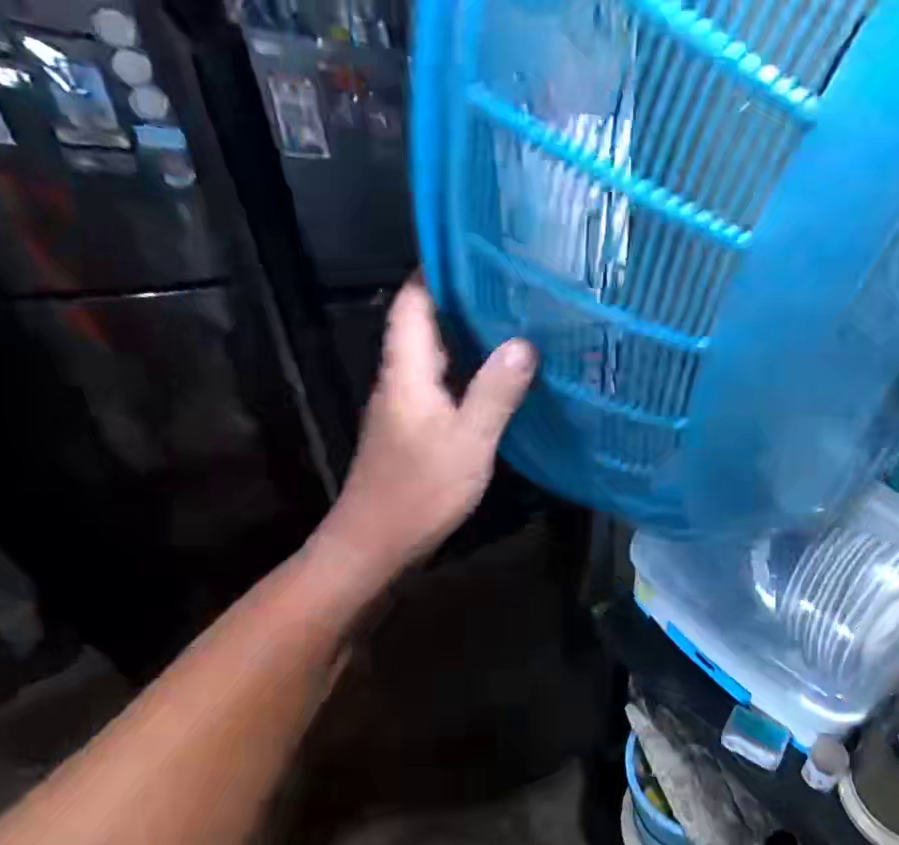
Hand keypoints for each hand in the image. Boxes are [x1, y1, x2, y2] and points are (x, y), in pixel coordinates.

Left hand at [310, 278, 535, 576]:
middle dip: (462, 299)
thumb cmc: (419, 491)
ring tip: (514, 322)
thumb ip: (495, 391)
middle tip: (512, 283)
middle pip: (423, 324)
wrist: (374, 543)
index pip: (412, 300)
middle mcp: (399, 379)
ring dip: (467, 338)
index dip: (437, 269)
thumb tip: (524, 342)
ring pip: (433, 356)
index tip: (477, 248)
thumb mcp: (468, 441)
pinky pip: (440, 385)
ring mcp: (403, 406)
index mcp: (406, 371)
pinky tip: (497, 380)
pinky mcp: (411, 430)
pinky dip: (466, 373)